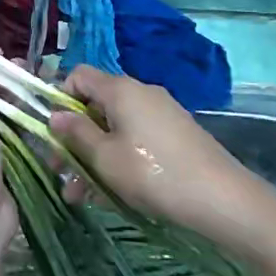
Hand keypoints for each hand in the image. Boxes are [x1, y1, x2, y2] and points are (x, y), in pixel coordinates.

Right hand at [49, 66, 264, 230]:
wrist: (222, 199)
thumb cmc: (153, 173)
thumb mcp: (104, 157)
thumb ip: (75, 133)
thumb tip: (54, 115)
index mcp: (121, 90)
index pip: (78, 76)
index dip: (59, 99)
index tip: (52, 132)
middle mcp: (140, 94)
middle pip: (94, 106)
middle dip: (73, 138)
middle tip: (60, 171)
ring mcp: (160, 115)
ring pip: (112, 129)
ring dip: (91, 157)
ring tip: (78, 195)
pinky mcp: (174, 136)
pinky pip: (134, 141)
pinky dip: (116, 161)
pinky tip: (107, 196)